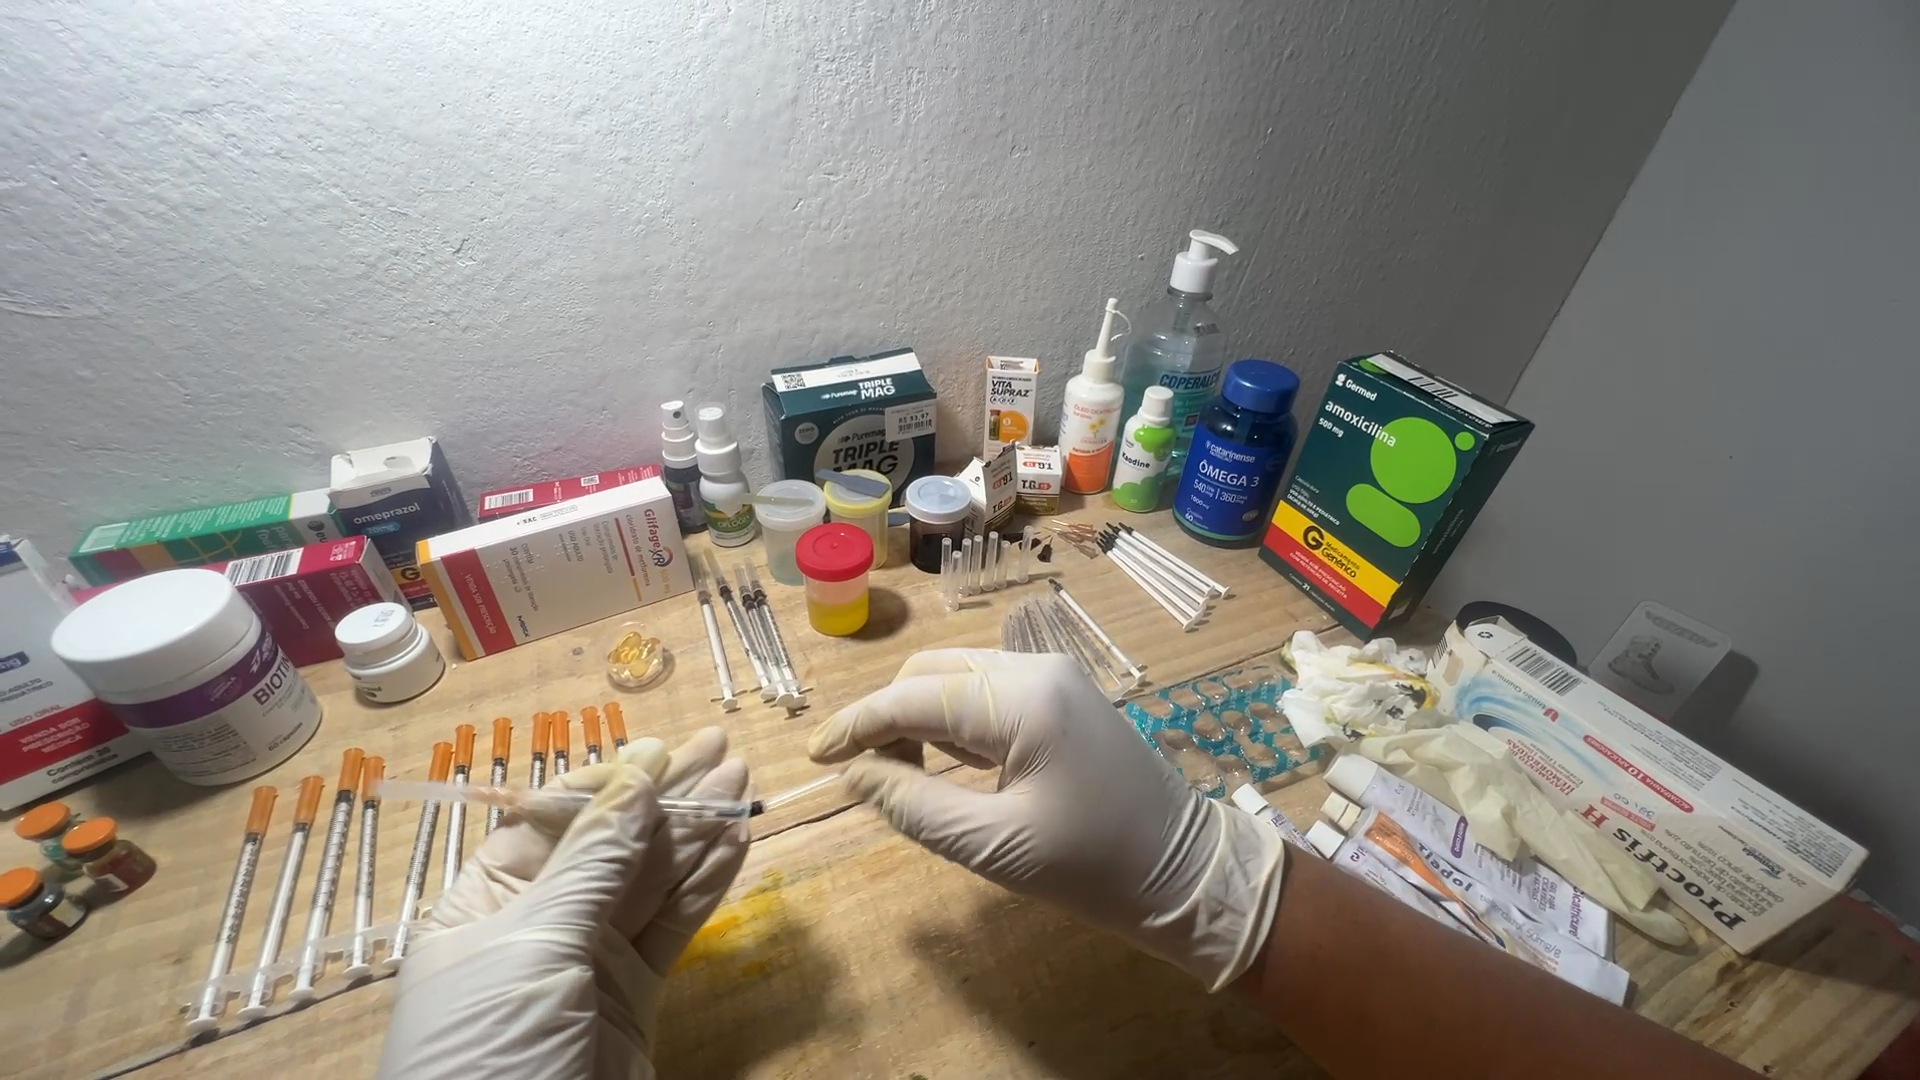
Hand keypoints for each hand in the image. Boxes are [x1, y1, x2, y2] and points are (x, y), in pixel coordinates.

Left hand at [377, 728, 749, 1079]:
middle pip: (614, 841)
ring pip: (654, 877)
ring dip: (698, 828)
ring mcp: (594, 955)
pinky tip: (738, 841)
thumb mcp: (535, 947)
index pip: (552, 822)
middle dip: (666, 794)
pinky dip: (709, 880)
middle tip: (718, 746)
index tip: (659, 750)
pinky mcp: (639, 988)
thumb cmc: (491, 1056)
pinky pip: (679, 921)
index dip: (607, 783)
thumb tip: (638, 778)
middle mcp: (544, 920)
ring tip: (739, 780)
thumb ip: (593, 862)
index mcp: (486, 904)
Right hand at [808, 649, 1285, 989]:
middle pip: (931, 671)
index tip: (815, 755)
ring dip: (920, 715)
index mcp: (1024, 700)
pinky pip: (987, 688)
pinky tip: (954, 761)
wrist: (1186, 870)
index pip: (915, 697)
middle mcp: (1035, 666)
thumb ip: (914, 804)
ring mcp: (1052, 673)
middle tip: (869, 774)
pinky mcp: (1061, 689)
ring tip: (909, 772)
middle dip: (888, 714)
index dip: (857, 724)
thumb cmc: (1094, 868)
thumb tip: (855, 772)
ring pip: (957, 675)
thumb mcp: (994, 846)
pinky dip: (955, 718)